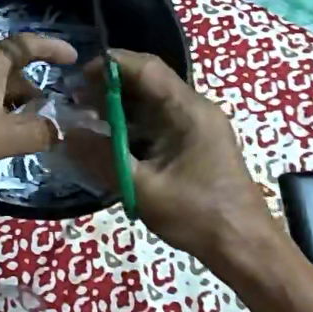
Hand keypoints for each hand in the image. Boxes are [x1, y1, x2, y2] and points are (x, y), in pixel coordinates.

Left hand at [0, 34, 76, 175]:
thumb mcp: (4, 136)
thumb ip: (38, 132)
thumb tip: (60, 131)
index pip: (29, 45)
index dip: (53, 49)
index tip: (73, 58)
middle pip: (11, 67)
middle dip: (33, 87)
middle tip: (50, 109)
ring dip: (12, 100)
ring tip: (25, 126)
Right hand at [75, 50, 279, 262]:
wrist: (244, 246)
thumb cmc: (197, 215)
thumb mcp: (143, 189)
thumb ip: (103, 158)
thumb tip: (68, 135)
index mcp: (188, 110)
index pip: (147, 68)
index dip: (111, 65)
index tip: (79, 75)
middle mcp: (195, 109)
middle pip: (149, 82)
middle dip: (111, 86)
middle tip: (75, 99)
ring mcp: (198, 126)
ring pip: (153, 103)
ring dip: (121, 107)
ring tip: (86, 118)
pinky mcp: (196, 143)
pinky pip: (160, 122)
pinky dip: (135, 125)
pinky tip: (111, 140)